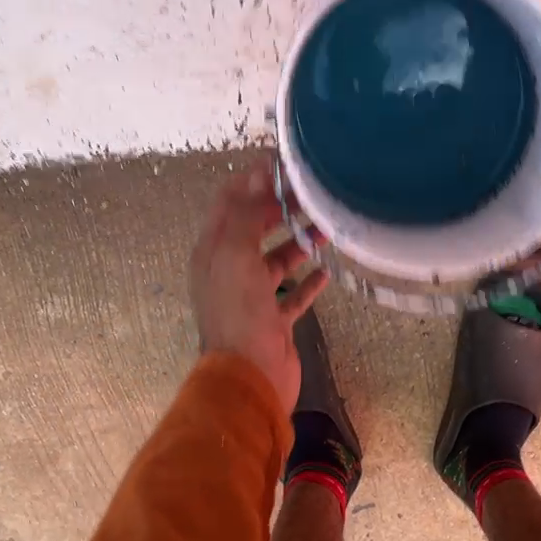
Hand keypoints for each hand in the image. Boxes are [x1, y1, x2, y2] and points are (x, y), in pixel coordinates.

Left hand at [189, 163, 328, 409]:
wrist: (249, 377)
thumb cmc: (239, 311)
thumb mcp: (235, 254)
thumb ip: (244, 212)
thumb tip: (256, 172)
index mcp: (213, 251)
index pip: (230, 202)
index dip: (253, 180)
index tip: (285, 163)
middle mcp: (229, 270)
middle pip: (255, 228)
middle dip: (281, 208)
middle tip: (314, 193)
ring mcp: (251, 297)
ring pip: (276, 260)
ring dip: (299, 242)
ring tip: (327, 227)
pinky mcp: (273, 320)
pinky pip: (292, 295)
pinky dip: (308, 282)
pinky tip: (326, 272)